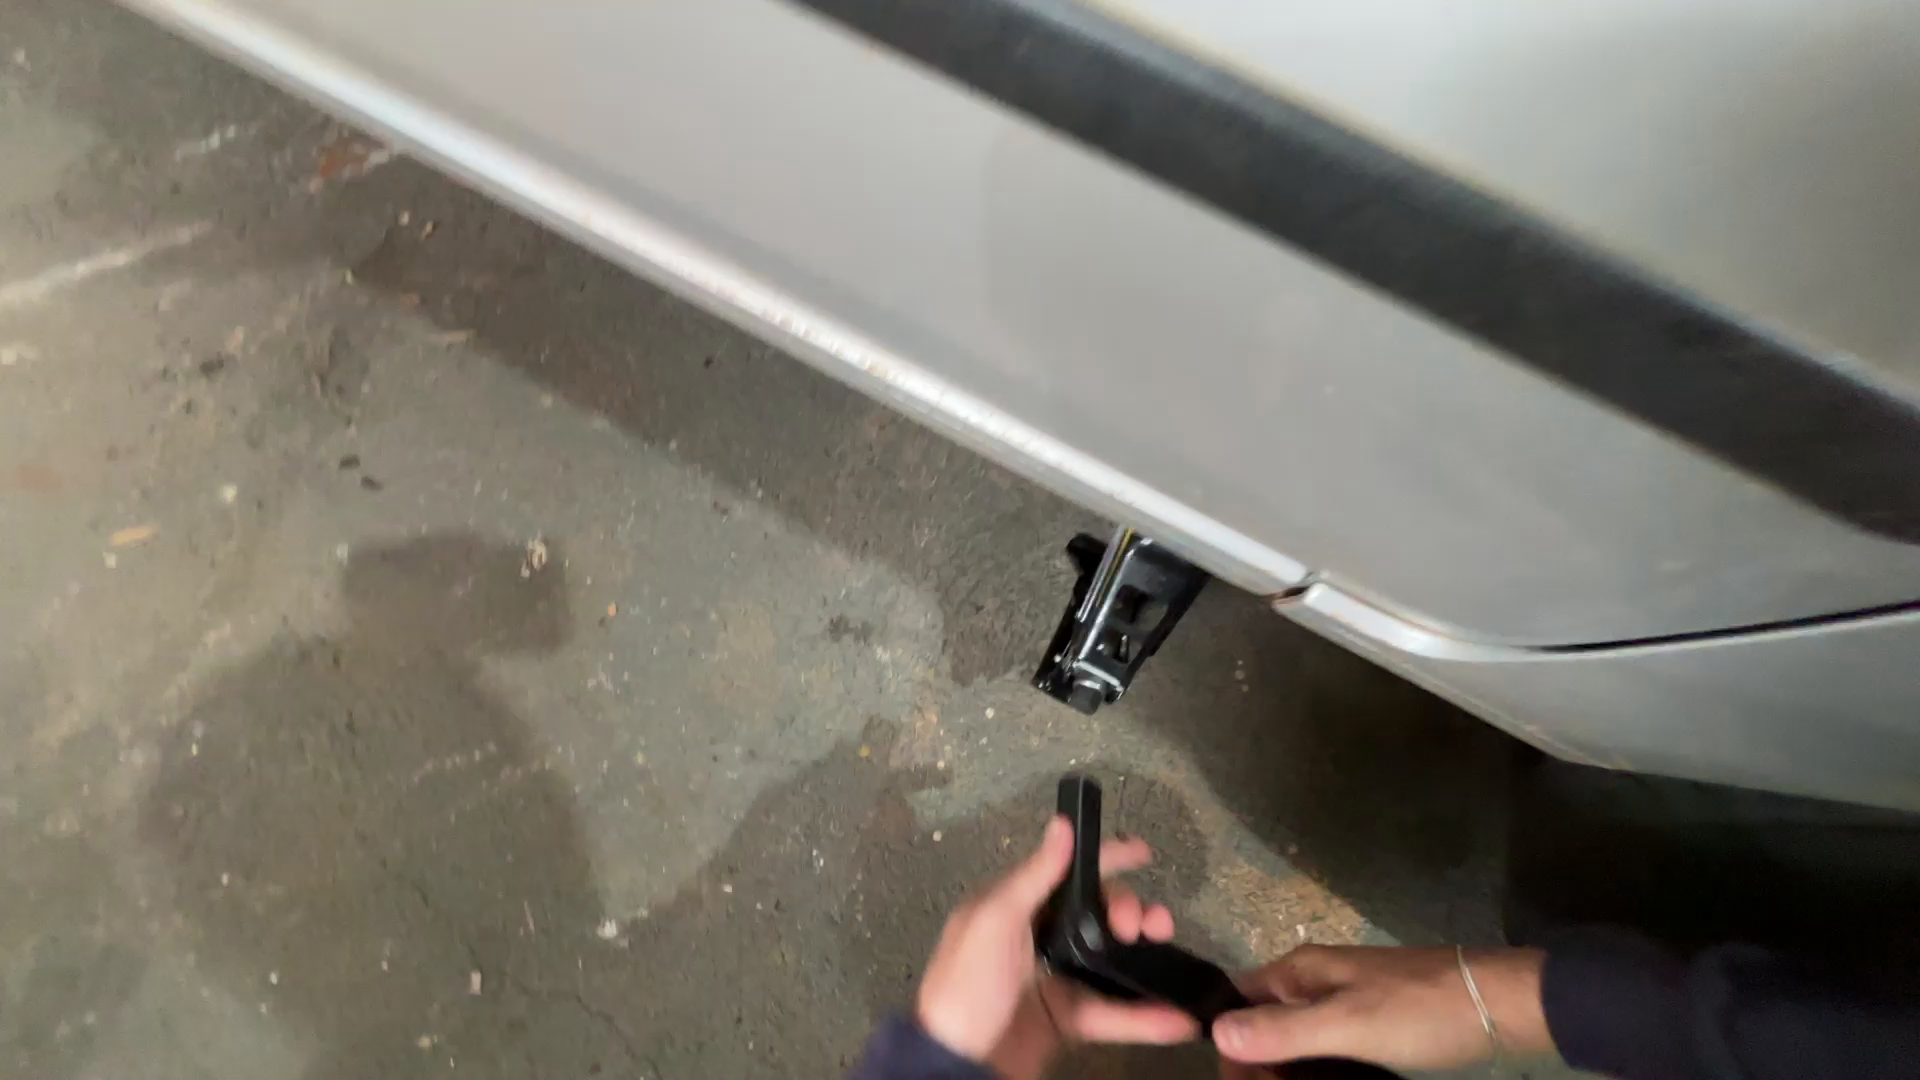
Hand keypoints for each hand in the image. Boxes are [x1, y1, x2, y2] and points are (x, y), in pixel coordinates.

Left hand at [916, 816, 1197, 1077]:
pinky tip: (1178, 1016)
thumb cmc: (968, 983)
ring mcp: (1056, 976)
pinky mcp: (1067, 1019)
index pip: (1068, 869)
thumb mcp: (995, 921)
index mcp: (1018, 903)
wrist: (954, 1066)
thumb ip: (1034, 875)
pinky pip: (1112, 1011)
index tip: (1143, 852)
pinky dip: (1144, 1016)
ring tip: (1167, 945)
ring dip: (1144, 949)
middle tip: (1141, 925)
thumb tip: (1062, 822)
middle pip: (1097, 910)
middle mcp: (1040, 933)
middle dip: (1127, 907)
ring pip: (1111, 955)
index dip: (1105, 856)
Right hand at [1212, 945, 1552, 1075]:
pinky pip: (1325, 1045)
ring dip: (1286, 1068)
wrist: (1494, 1003)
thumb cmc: (1415, 1011)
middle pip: (1264, 1018)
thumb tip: (1215, 1034)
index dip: (1230, 1040)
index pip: (1240, 1000)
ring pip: (1295, 1035)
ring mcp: (1343, 998)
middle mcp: (1312, 979)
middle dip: (1259, 1061)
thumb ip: (1283, 1031)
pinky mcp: (1370, 1019)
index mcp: (1298, 971)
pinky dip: (1316, 1069)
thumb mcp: (1347, 1027)